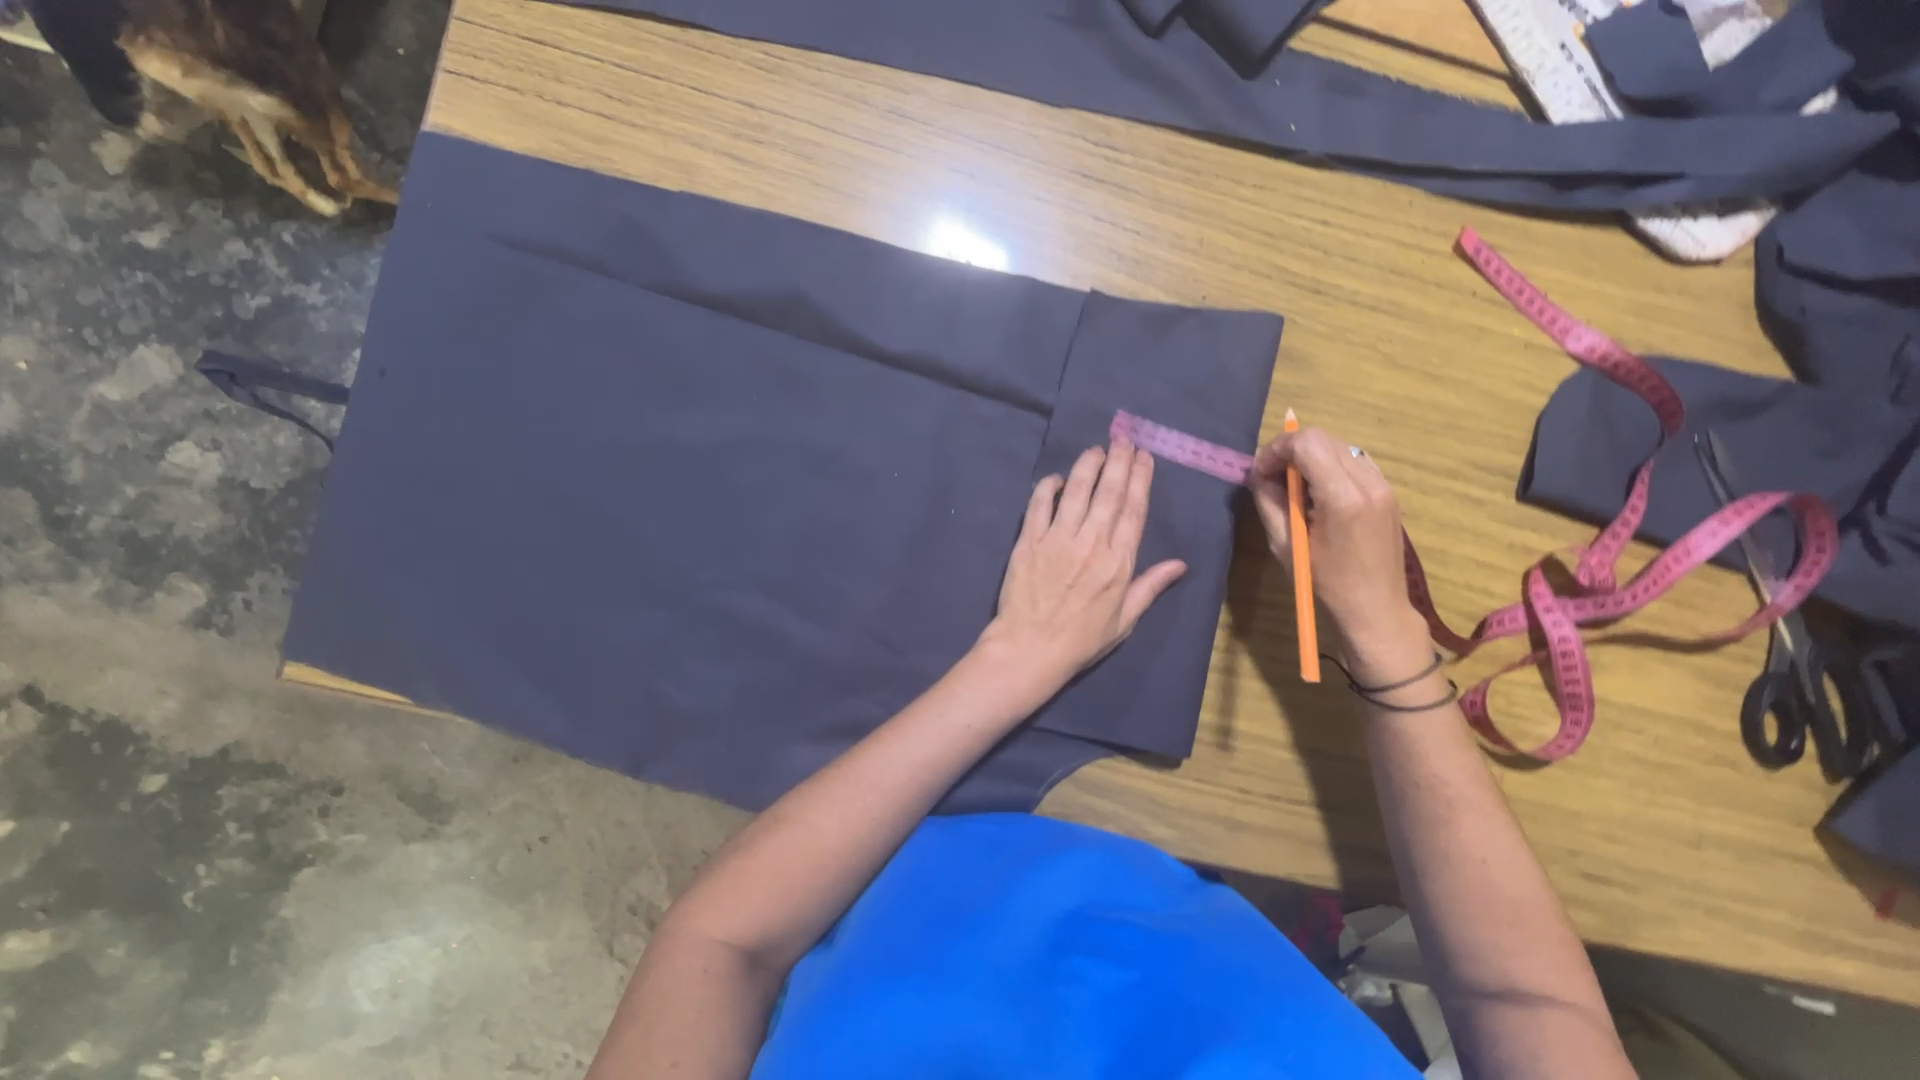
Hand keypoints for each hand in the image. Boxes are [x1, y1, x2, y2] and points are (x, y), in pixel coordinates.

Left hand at [979, 439, 1187, 686]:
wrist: (1030, 649)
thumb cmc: (1081, 640)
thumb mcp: (1124, 620)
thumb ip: (1150, 587)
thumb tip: (1180, 564)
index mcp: (1118, 562)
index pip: (1133, 510)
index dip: (1140, 479)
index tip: (1144, 457)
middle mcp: (1090, 543)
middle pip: (1108, 493)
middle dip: (1118, 462)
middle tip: (1123, 440)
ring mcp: (1057, 540)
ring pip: (1075, 491)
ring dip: (1087, 466)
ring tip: (1096, 450)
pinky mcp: (1028, 542)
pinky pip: (1038, 505)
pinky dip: (1048, 487)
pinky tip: (1055, 478)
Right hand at [1250, 427, 1428, 675]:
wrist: (1376, 608)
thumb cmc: (1326, 584)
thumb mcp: (1286, 544)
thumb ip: (1269, 501)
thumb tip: (1260, 474)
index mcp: (1343, 497)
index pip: (1307, 443)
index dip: (1277, 450)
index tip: (1261, 473)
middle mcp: (1368, 482)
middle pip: (1323, 438)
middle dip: (1291, 451)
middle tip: (1273, 479)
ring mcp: (1383, 485)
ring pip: (1338, 446)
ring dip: (1311, 458)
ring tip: (1295, 490)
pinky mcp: (1388, 491)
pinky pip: (1353, 461)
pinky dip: (1330, 467)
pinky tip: (1320, 496)